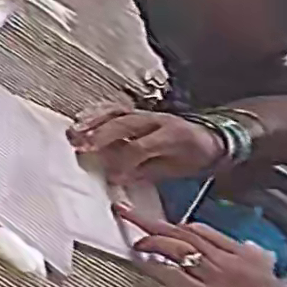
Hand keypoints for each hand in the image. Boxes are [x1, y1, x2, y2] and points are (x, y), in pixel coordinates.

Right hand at [68, 102, 223, 183]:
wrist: (212, 137)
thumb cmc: (193, 157)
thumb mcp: (177, 169)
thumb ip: (147, 171)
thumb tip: (118, 177)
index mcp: (173, 136)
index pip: (141, 146)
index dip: (124, 161)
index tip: (111, 176)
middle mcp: (157, 120)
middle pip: (123, 124)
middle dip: (100, 135)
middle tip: (81, 147)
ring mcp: (145, 113)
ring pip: (115, 112)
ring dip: (91, 122)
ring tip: (73, 132)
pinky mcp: (136, 112)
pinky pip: (112, 109)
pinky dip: (94, 114)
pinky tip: (80, 122)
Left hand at [115, 205, 286, 286]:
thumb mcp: (276, 282)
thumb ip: (258, 261)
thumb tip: (249, 247)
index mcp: (248, 257)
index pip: (203, 230)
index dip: (177, 225)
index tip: (162, 223)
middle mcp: (230, 262)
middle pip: (182, 233)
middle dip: (150, 221)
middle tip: (127, 211)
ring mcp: (214, 278)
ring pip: (174, 247)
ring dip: (149, 241)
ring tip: (136, 242)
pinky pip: (168, 273)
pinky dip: (150, 264)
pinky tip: (140, 260)